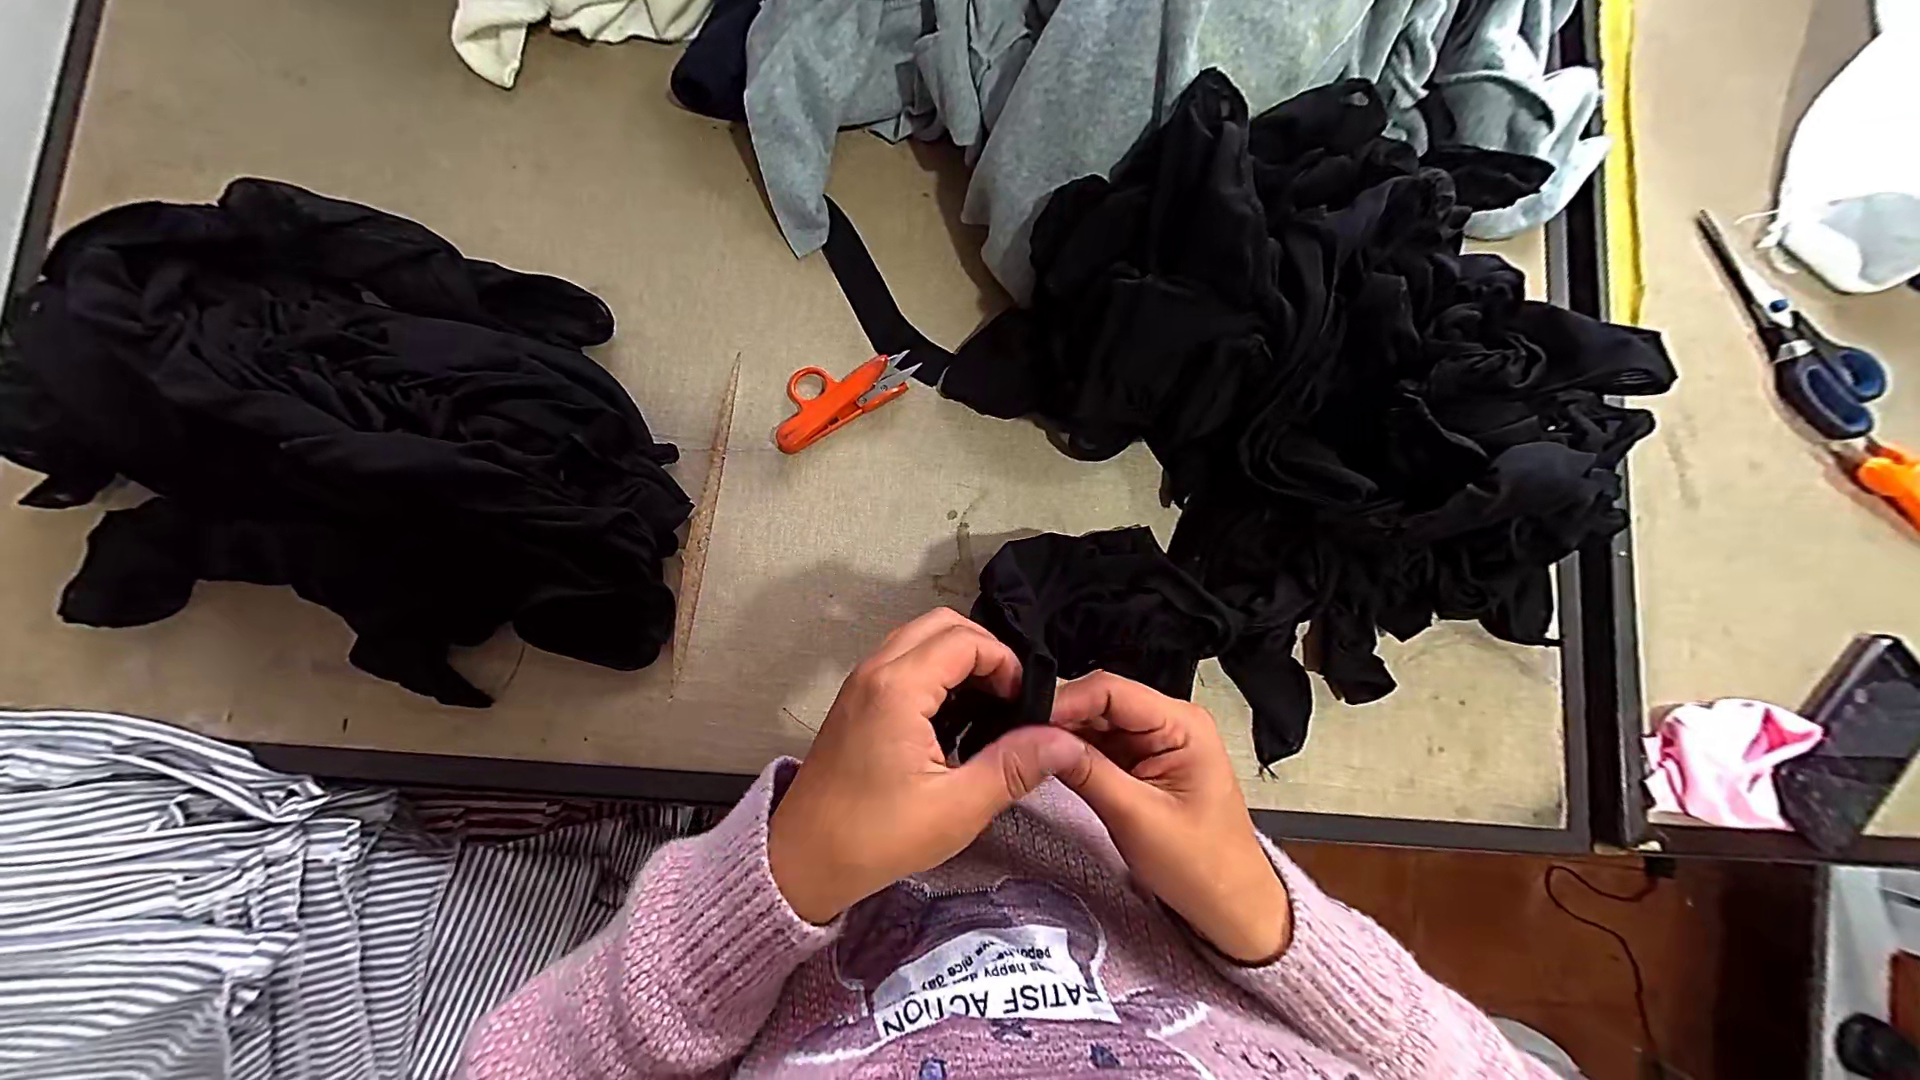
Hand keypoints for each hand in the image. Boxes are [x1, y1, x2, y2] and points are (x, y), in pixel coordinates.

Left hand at [768, 609, 1088, 923]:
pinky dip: (934, 665)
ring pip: (920, 635)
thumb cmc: (875, 837)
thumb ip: (1013, 767)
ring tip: (985, 699)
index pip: (966, 641)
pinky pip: (903, 655)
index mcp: (897, 688)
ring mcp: (861, 679)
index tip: (1023, 702)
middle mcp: (876, 670)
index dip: (1005, 662)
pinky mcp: (857, 696)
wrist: (800, 861)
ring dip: (958, 654)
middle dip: (985, 649)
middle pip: (942, 623)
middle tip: (1007, 694)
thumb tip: (1065, 741)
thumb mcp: (955, 808)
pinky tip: (951, 709)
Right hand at [1049, 671, 1291, 963]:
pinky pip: (1097, 741)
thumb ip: (1088, 772)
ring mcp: (1153, 738)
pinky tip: (1053, 762)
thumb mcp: (1138, 818)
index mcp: (1183, 724)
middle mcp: (1169, 720)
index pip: (1112, 690)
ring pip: (1093, 719)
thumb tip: (1042, 740)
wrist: (1229, 907)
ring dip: (1063, 735)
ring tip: (1032, 752)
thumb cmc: (1204, 867)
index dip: (1067, 700)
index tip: (1029, 719)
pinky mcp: (1140, 756)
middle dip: (1060, 717)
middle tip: (1022, 739)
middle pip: (1099, 700)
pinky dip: (1073, 751)